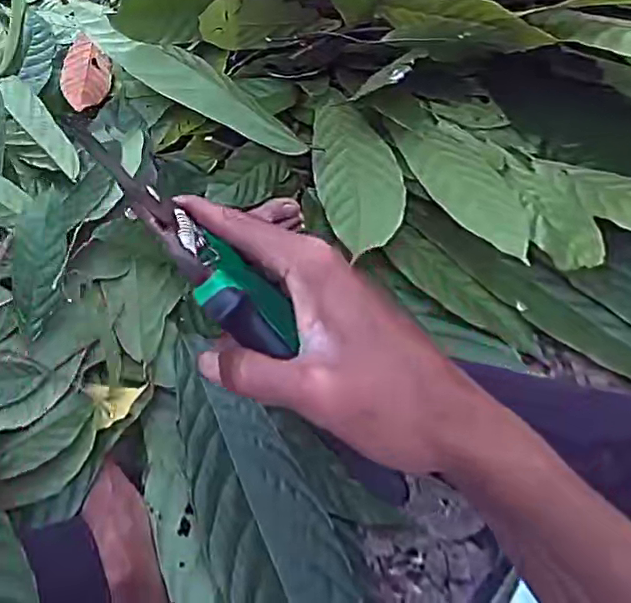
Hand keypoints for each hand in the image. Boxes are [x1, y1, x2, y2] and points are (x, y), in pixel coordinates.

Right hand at [173, 196, 511, 476]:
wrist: (460, 426)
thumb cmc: (390, 402)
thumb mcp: (311, 392)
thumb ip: (250, 372)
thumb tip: (205, 357)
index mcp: (309, 265)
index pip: (242, 227)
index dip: (202, 215)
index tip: (169, 205)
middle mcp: (319, 261)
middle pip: (251, 243)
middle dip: (216, 257)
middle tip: (185, 278)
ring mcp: (331, 280)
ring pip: (266, 268)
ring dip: (239, 287)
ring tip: (220, 317)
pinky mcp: (337, 302)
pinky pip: (284, 288)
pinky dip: (260, 302)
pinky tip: (256, 333)